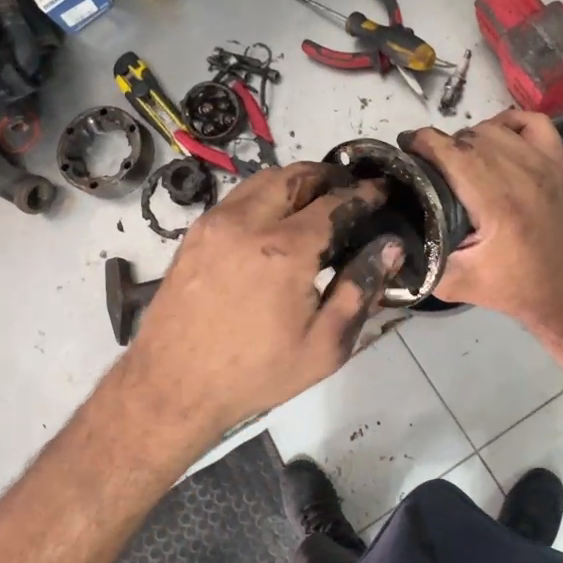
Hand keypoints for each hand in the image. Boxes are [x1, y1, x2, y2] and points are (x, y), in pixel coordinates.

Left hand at [121, 162, 406, 435]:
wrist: (173, 386)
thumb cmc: (256, 373)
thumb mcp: (324, 346)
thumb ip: (360, 289)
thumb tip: (389, 247)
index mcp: (285, 251)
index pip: (336, 203)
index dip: (365, 194)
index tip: (383, 190)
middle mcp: (249, 223)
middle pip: (298, 176)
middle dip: (330, 177)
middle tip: (351, 191)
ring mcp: (216, 223)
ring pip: (265, 180)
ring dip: (297, 182)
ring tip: (317, 202)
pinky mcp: (195, 233)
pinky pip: (239, 197)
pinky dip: (266, 195)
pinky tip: (276, 221)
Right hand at [402, 110, 562, 325]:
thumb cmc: (509, 287)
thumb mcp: (454, 282)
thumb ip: (421, 258)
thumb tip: (389, 236)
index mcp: (498, 203)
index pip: (454, 152)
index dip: (424, 143)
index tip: (407, 147)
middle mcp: (525, 176)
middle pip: (471, 138)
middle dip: (444, 145)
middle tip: (433, 166)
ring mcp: (547, 165)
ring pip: (497, 128)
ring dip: (473, 137)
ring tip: (463, 159)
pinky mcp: (562, 163)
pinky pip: (533, 122)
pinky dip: (510, 124)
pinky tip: (498, 141)